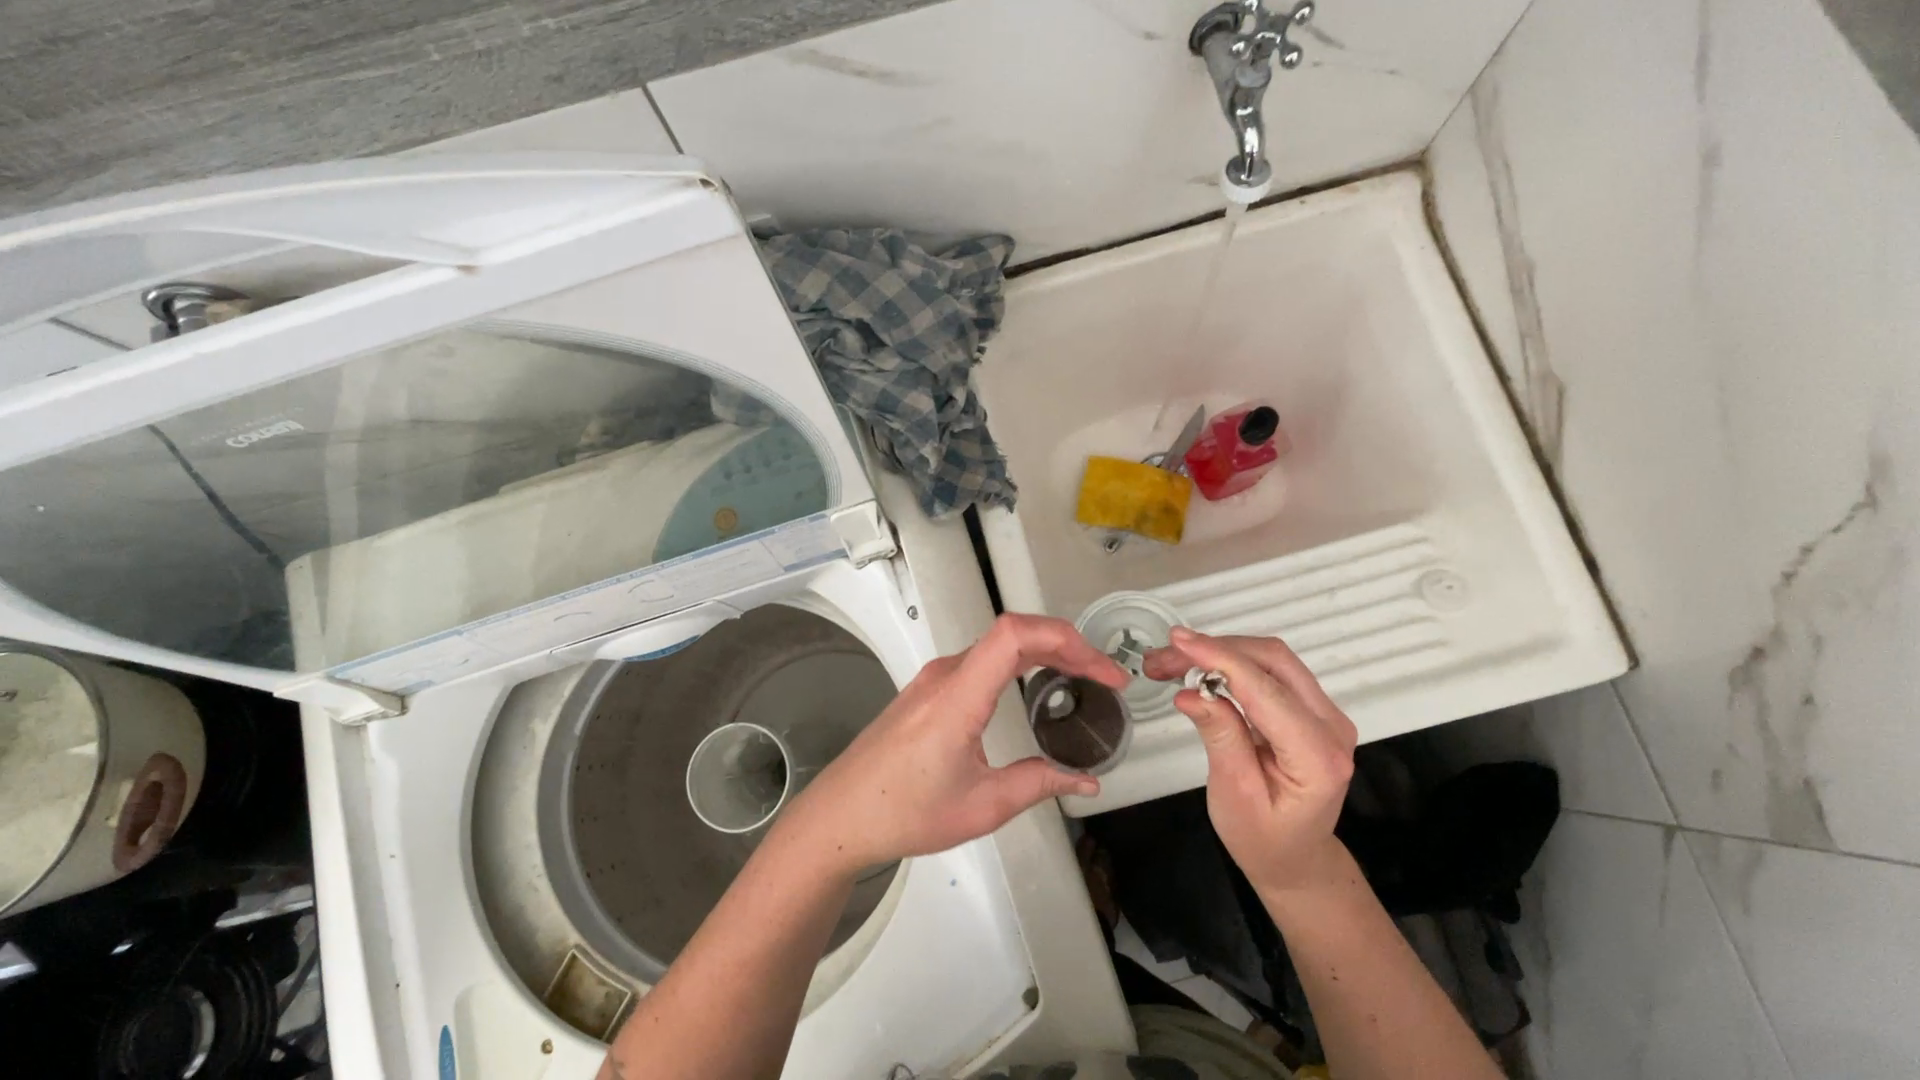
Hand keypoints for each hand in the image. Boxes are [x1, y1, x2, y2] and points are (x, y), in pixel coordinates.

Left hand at [778, 613, 1128, 878]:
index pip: (1014, 635)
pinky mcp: (928, 690)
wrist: (840, 815)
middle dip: (1067, 646)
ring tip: (1082, 678)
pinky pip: (982, 660)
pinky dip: (1020, 662)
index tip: (1102, 671)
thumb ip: (1038, 785)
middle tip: (1105, 678)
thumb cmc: (904, 812)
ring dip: (1044, 651)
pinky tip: (1038, 686)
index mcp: (957, 697)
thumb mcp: (981, 807)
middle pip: (1012, 633)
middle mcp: (945, 675)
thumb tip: (1086, 780)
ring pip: (997, 644)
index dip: (1066, 640)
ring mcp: (933, 679)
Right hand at [1144, 628, 1357, 897]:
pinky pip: (1272, 672)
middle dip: (1215, 649)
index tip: (1177, 643)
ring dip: (1220, 652)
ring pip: (1271, 659)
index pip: (1265, 690)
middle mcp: (1331, 726)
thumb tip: (1190, 692)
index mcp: (1317, 755)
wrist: (1295, 859)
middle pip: (1273, 660)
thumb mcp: (1234, 795)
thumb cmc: (1263, 839)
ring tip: (1170, 662)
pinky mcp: (1311, 709)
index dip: (1220, 659)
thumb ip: (1220, 738)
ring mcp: (1325, 714)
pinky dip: (1232, 663)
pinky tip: (1198, 669)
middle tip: (1162, 658)